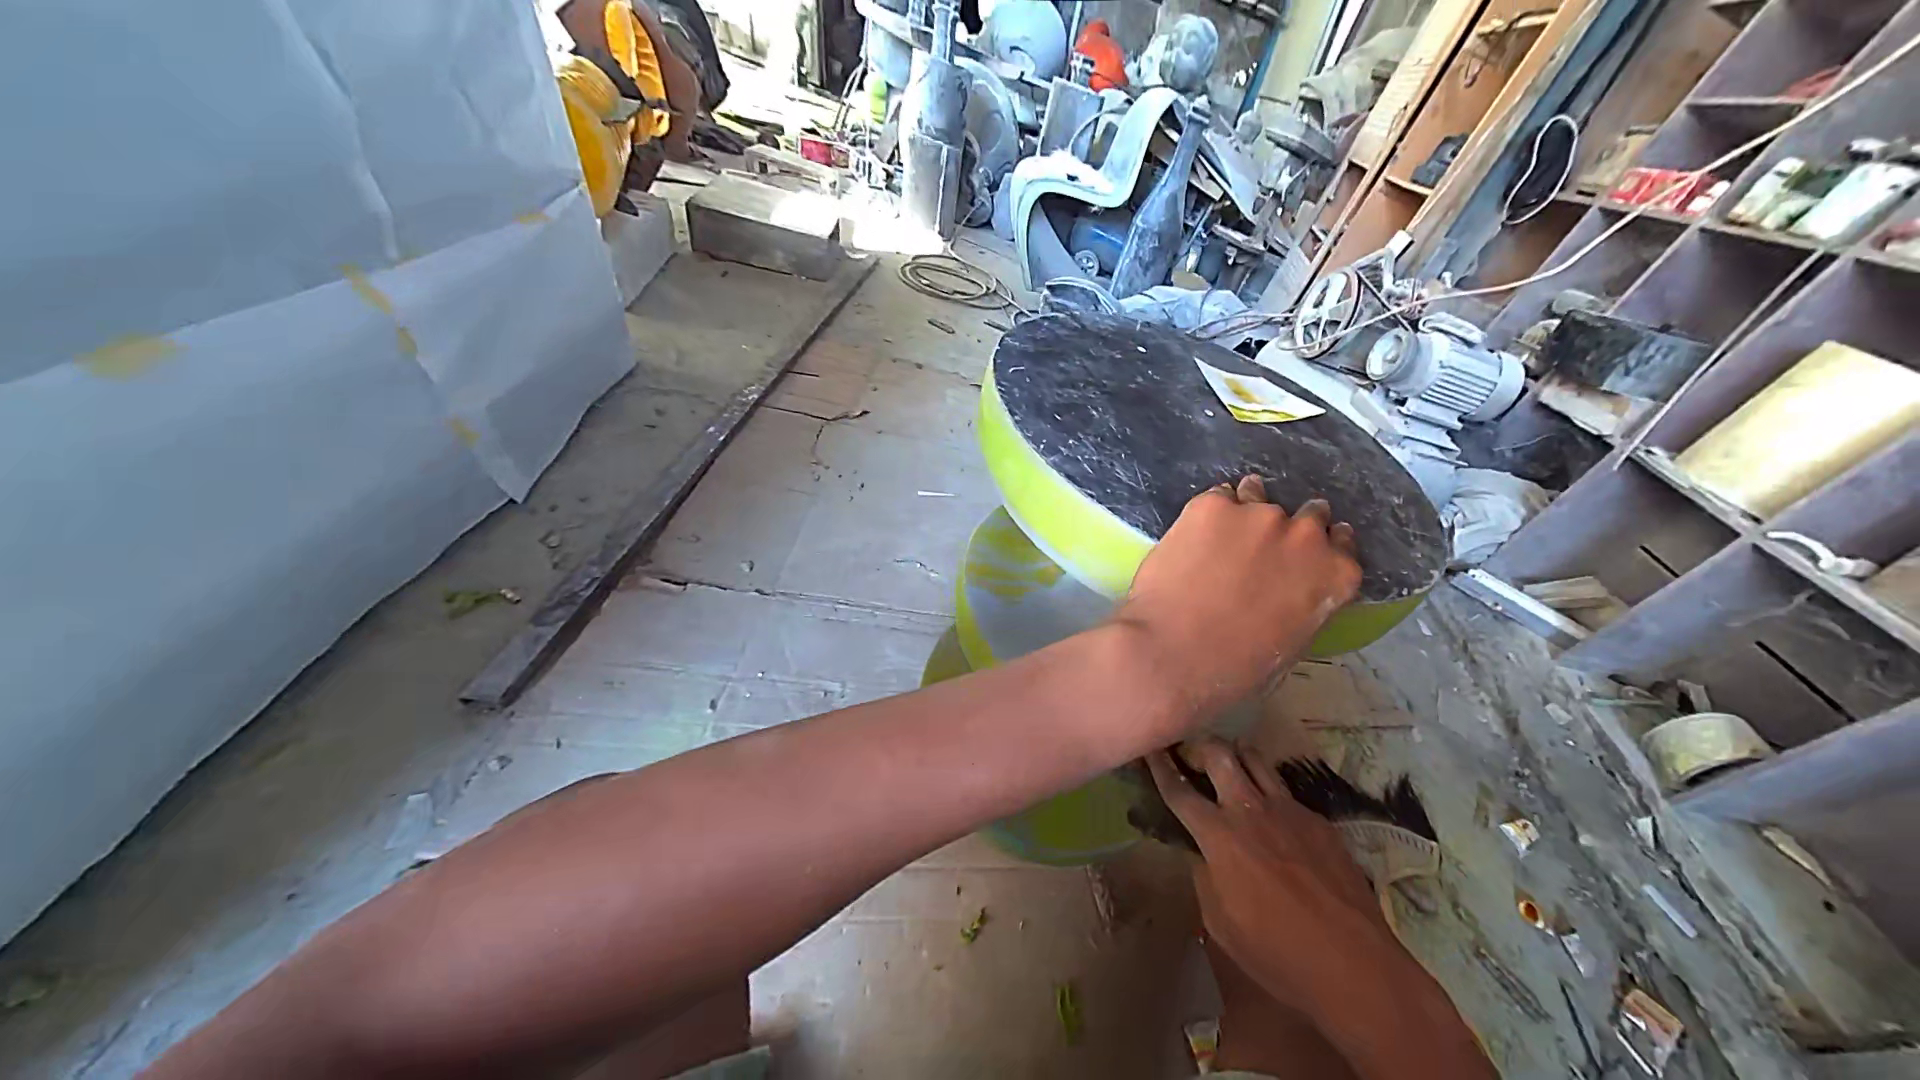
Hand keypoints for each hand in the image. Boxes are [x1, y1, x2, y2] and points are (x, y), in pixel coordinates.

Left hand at [1115, 476, 1360, 719]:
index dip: (1322, 546)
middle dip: (1286, 528)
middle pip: (1307, 515)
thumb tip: (1288, 591)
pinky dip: (1208, 513)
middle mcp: (1305, 536)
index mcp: (1335, 575)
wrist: (1172, 653)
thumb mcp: (1290, 644)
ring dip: (1246, 511)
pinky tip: (1193, 532)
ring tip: (1222, 533)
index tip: (1302, 551)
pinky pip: (1216, 497)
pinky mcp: (1211, 506)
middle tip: (1259, 545)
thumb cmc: (1234, 668)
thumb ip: (1302, 604)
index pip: (1342, 543)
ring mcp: (1257, 515)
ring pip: (1257, 497)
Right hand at [1146, 739, 1388, 1014]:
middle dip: (1198, 747)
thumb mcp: (1219, 920)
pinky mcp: (1318, 821)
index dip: (1160, 766)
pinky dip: (1267, 791)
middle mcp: (1250, 810)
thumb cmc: (1275, 951)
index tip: (1149, 749)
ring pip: (1255, 758)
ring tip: (1228, 765)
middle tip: (1191, 757)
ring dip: (1235, 755)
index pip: (1178, 789)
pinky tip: (1270, 815)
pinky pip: (1284, 791)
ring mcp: (1289, 810)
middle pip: (1218, 753)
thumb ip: (1202, 874)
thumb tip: (1199, 851)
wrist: (1355, 965)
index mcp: (1218, 834)